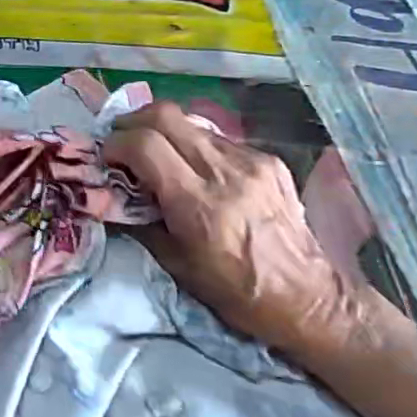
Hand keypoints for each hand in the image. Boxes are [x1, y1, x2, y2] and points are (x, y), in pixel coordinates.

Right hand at [104, 103, 366, 360]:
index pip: (143, 144)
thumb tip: (105, 192)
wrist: (310, 301)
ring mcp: (251, 162)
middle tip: (122, 142)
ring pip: (190, 121)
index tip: (106, 159)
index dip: (114, 144)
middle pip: (164, 115)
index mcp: (196, 202)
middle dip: (132, 122)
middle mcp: (224, 173)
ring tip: (155, 154)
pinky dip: (193, 145)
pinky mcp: (269, 162)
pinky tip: (195, 169)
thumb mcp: (172, 261)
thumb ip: (136, 218)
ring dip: (162, 131)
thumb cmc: (234, 290)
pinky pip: (217, 138)